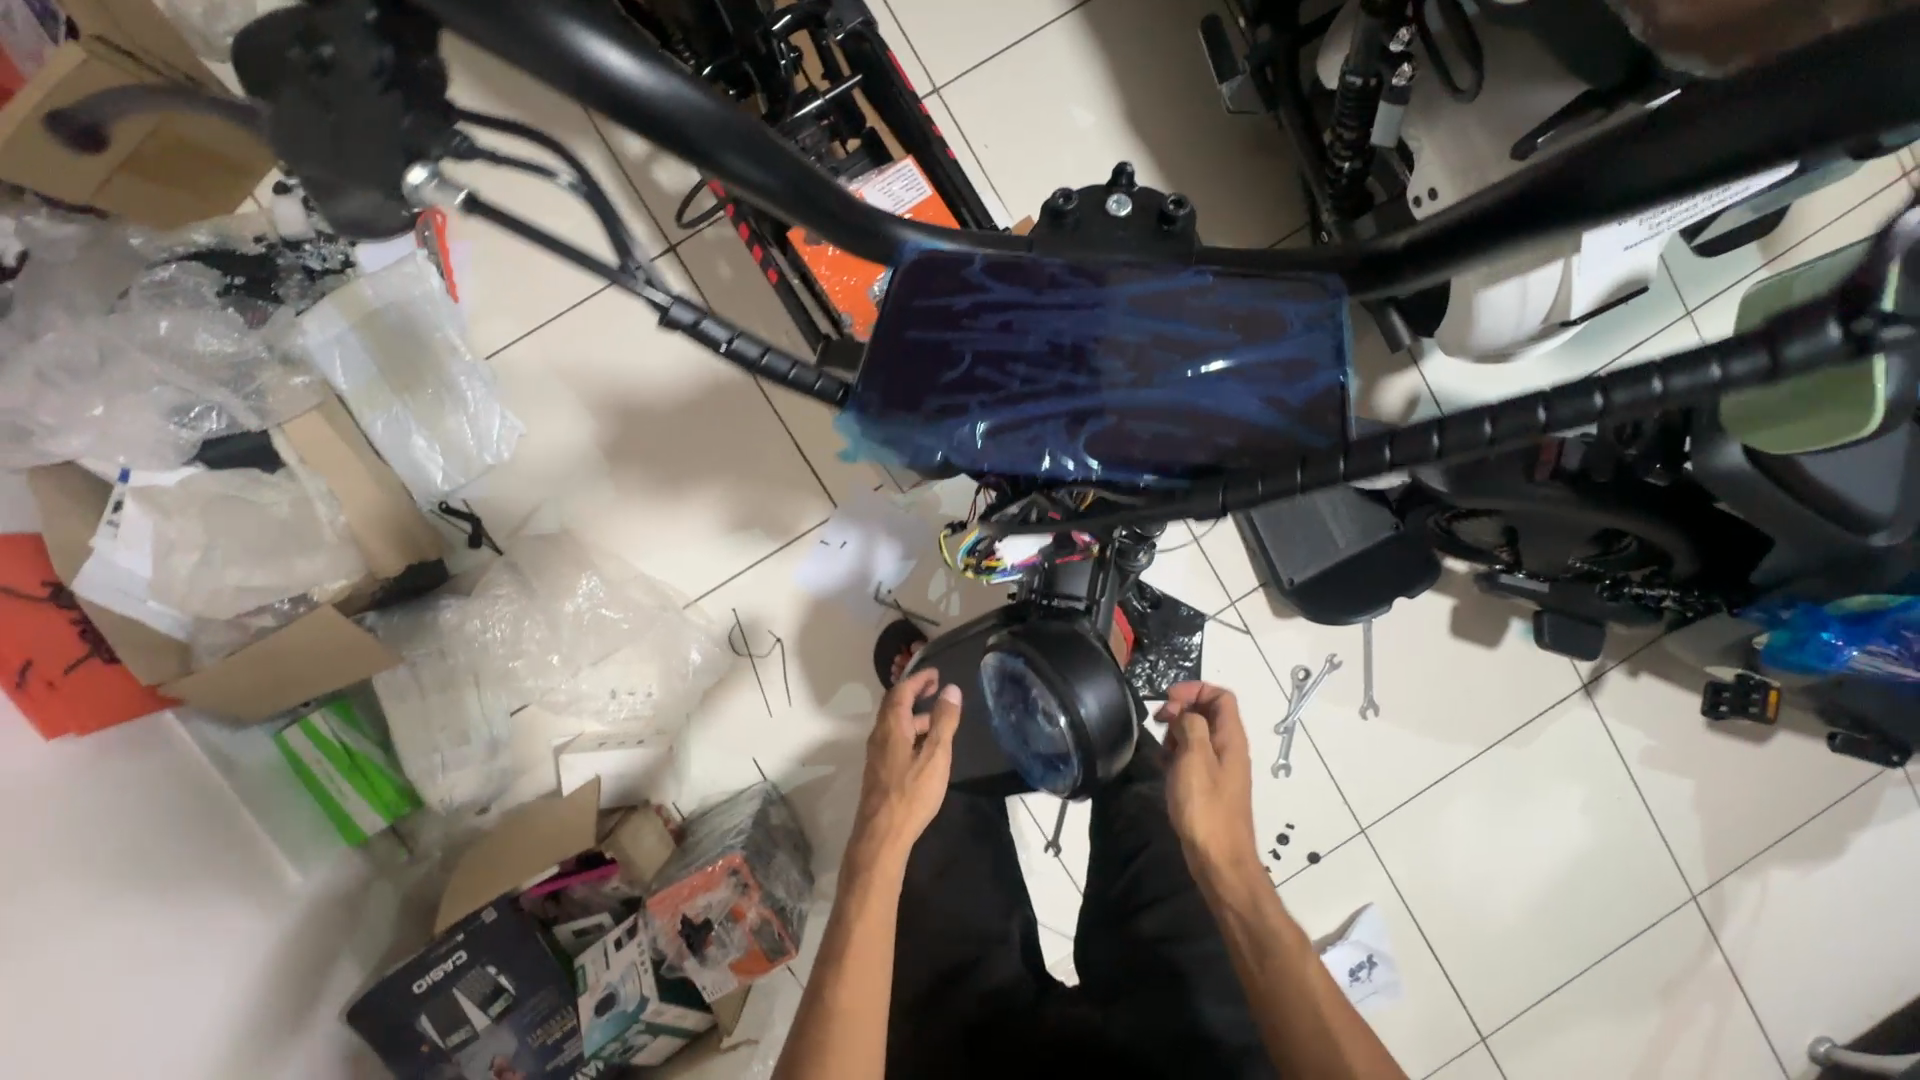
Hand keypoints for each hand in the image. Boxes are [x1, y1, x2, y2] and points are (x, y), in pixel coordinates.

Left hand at [849, 668, 962, 867]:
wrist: (882, 834)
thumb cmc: (911, 793)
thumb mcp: (936, 756)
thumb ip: (944, 722)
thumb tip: (951, 689)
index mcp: (892, 726)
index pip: (902, 691)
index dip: (918, 679)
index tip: (936, 674)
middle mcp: (880, 735)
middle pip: (894, 705)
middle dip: (914, 692)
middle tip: (936, 688)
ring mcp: (877, 754)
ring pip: (894, 724)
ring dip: (913, 714)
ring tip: (937, 718)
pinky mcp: (879, 770)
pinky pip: (894, 739)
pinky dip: (910, 731)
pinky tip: (925, 747)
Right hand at [1159, 681, 1261, 884]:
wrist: (1218, 859)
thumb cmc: (1206, 807)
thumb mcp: (1194, 759)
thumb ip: (1190, 726)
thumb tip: (1184, 713)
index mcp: (1231, 738)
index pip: (1221, 696)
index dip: (1195, 689)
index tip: (1168, 699)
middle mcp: (1229, 749)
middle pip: (1208, 713)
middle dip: (1181, 710)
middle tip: (1160, 723)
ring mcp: (1220, 768)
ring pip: (1197, 735)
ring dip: (1176, 734)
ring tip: (1161, 750)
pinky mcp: (1208, 786)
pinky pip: (1192, 758)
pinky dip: (1176, 756)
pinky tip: (1163, 768)